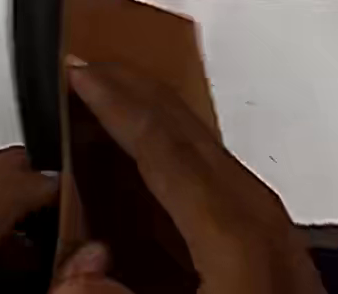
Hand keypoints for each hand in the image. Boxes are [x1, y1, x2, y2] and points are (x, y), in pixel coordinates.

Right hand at [59, 61, 323, 293]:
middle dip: (129, 85)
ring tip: (108, 92)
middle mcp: (253, 207)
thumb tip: (73, 276)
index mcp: (234, 229)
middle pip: (180, 122)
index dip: (113, 100)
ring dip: (147, 106)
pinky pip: (205, 156)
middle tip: (86, 65)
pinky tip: (146, 144)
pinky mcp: (264, 227)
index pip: (159, 140)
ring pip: (195, 134)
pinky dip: (166, 134)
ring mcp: (263, 214)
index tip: (79, 71)